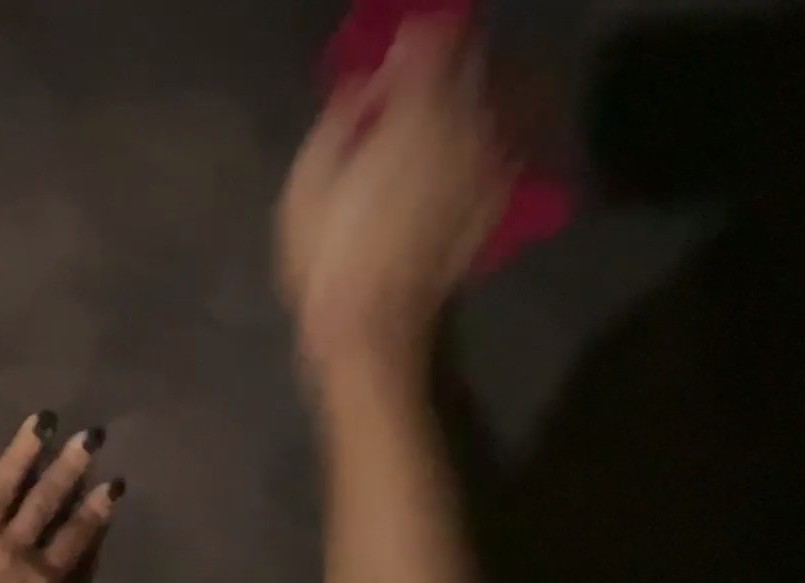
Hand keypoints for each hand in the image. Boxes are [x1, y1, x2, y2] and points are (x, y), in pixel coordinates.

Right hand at [278, 19, 511, 384]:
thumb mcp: (307, 186)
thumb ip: (341, 121)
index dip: (414, 38)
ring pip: (488, 101)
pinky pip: (495, 142)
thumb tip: (365, 86)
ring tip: (423, 119)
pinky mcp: (497, 195)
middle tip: (405, 83)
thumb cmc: (326, 257)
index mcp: (416, 118)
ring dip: (460, 98)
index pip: (431, 45)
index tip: (392, 49)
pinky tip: (446, 155)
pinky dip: (474, 135)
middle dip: (441, 65)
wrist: (373, 322)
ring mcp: (490, 162)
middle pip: (470, 66)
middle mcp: (466, 127)